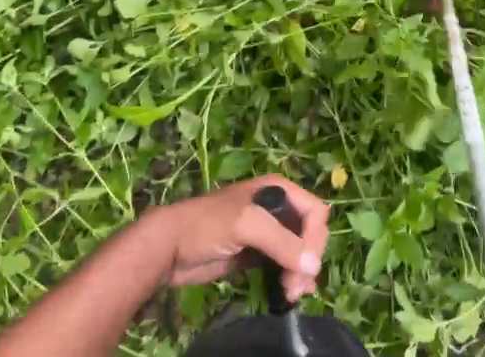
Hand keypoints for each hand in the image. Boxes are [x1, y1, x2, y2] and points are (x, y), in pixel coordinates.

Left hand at [156, 175, 330, 302]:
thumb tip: (313, 266)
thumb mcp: (247, 224)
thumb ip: (281, 241)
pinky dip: (289, 277)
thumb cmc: (207, 225)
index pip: (314, 212)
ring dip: (300, 272)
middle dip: (307, 259)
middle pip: (309, 233)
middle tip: (296, 287)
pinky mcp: (254, 254)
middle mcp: (276, 208)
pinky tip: (290, 293)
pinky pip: (282, 264)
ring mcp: (265, 232)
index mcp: (278, 190)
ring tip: (291, 294)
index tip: (305, 265)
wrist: (169, 247)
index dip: (315, 238)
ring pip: (297, 251)